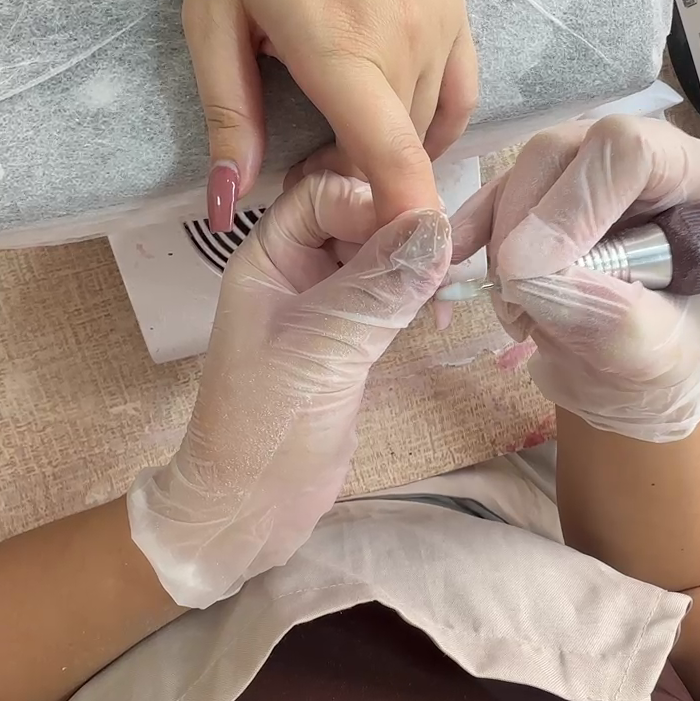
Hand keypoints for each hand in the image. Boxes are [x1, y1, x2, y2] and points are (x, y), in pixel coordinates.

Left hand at [130, 172, 450, 606]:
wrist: (252, 505)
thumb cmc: (268, 421)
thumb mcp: (322, 346)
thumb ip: (378, 285)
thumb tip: (435, 224)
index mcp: (267, 256)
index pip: (327, 195)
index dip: (374, 200)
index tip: (426, 229)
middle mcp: (294, 270)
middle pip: (356, 218)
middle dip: (399, 230)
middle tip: (446, 257)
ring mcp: (323, 305)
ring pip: (377, 257)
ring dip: (412, 265)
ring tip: (445, 288)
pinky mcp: (348, 339)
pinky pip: (386, 297)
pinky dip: (413, 297)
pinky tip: (438, 313)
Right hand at [451, 116, 699, 442]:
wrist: (613, 371)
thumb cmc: (645, 356)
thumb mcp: (637, 348)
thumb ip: (593, 306)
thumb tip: (519, 266)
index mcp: (685, 178)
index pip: (625, 151)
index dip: (573, 203)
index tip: (532, 271)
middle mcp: (627, 156)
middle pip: (554, 152)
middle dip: (521, 229)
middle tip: (515, 297)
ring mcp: (572, 167)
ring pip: (513, 176)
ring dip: (496, 248)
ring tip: (514, 312)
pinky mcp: (528, 190)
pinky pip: (484, 198)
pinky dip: (466, 240)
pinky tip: (456, 277)